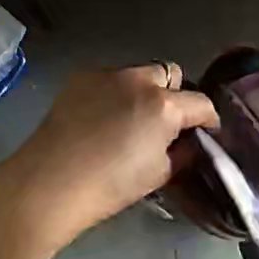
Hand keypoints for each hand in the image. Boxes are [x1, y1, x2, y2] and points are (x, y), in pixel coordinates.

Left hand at [0, 65, 218, 256]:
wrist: (52, 179)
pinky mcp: (79, 77)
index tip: (203, 134)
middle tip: (165, 123)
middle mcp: (136, 79)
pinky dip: (113, 92)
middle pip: (169, 74)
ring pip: (136, 73)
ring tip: (131, 119)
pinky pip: (108, 79)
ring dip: (142, 91)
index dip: (206, 120)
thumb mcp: (160, 173)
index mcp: (163, 104)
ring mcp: (105, 74)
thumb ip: (181, 151)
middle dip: (173, 95)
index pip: (201, 103)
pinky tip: (102, 117)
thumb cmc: (111, 184)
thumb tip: (186, 140)